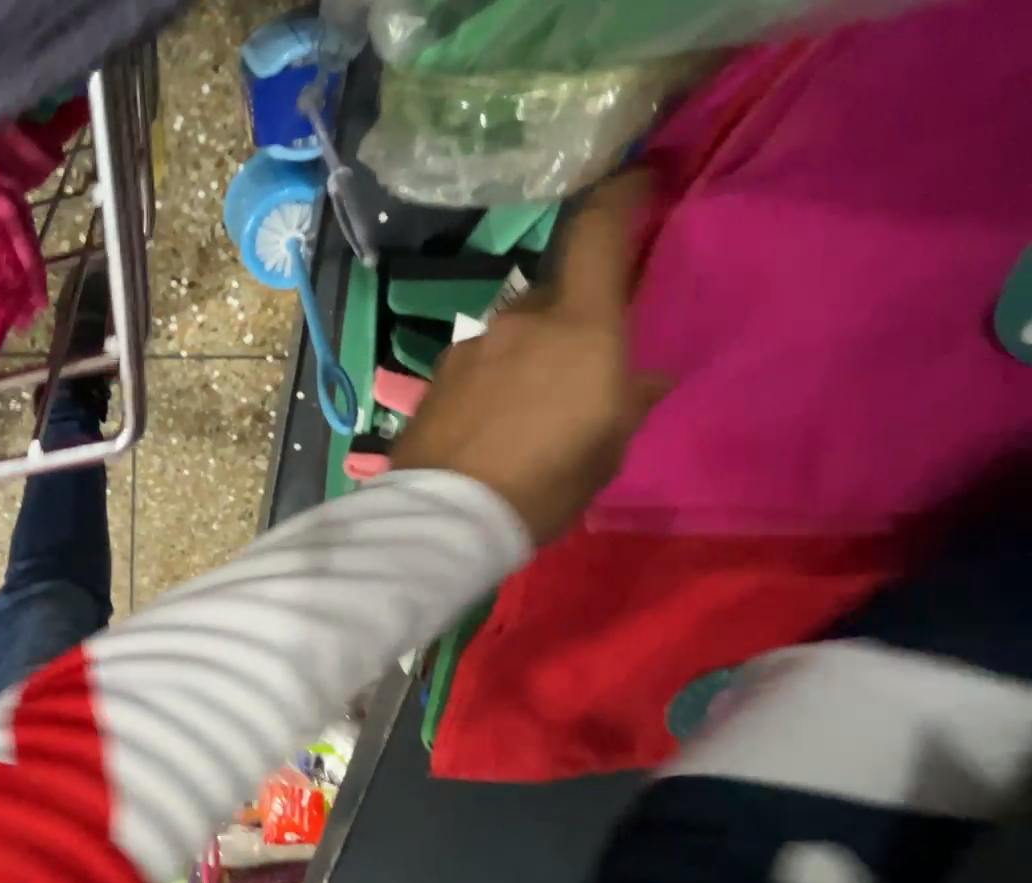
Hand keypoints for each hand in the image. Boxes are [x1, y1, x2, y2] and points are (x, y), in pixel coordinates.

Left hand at [388, 171, 670, 543]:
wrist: (443, 514)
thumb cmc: (544, 481)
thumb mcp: (608, 445)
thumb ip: (626, 397)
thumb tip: (637, 377)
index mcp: (578, 325)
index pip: (595, 233)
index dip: (618, 195)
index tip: (636, 179)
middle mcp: (518, 320)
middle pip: (555, 289)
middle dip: (576, 308)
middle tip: (590, 348)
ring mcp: (468, 346)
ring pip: (514, 327)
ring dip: (531, 345)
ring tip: (539, 395)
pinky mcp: (435, 376)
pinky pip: (481, 357)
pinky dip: (497, 370)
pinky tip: (497, 411)